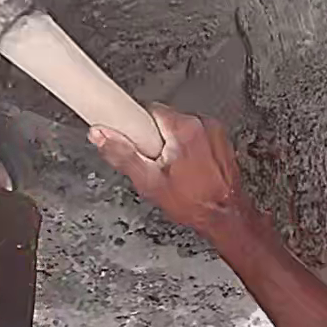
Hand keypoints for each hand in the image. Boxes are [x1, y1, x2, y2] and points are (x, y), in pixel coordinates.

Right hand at [90, 105, 249, 237]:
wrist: (225, 217)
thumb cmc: (194, 203)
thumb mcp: (149, 182)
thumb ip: (122, 155)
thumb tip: (100, 135)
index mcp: (183, 128)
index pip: (149, 110)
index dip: (138, 127)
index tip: (136, 140)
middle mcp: (202, 123)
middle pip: (165, 120)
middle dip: (155, 139)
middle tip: (156, 164)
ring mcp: (214, 130)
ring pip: (180, 128)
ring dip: (172, 143)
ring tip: (174, 169)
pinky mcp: (221, 139)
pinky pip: (195, 135)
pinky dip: (188, 148)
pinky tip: (188, 169)